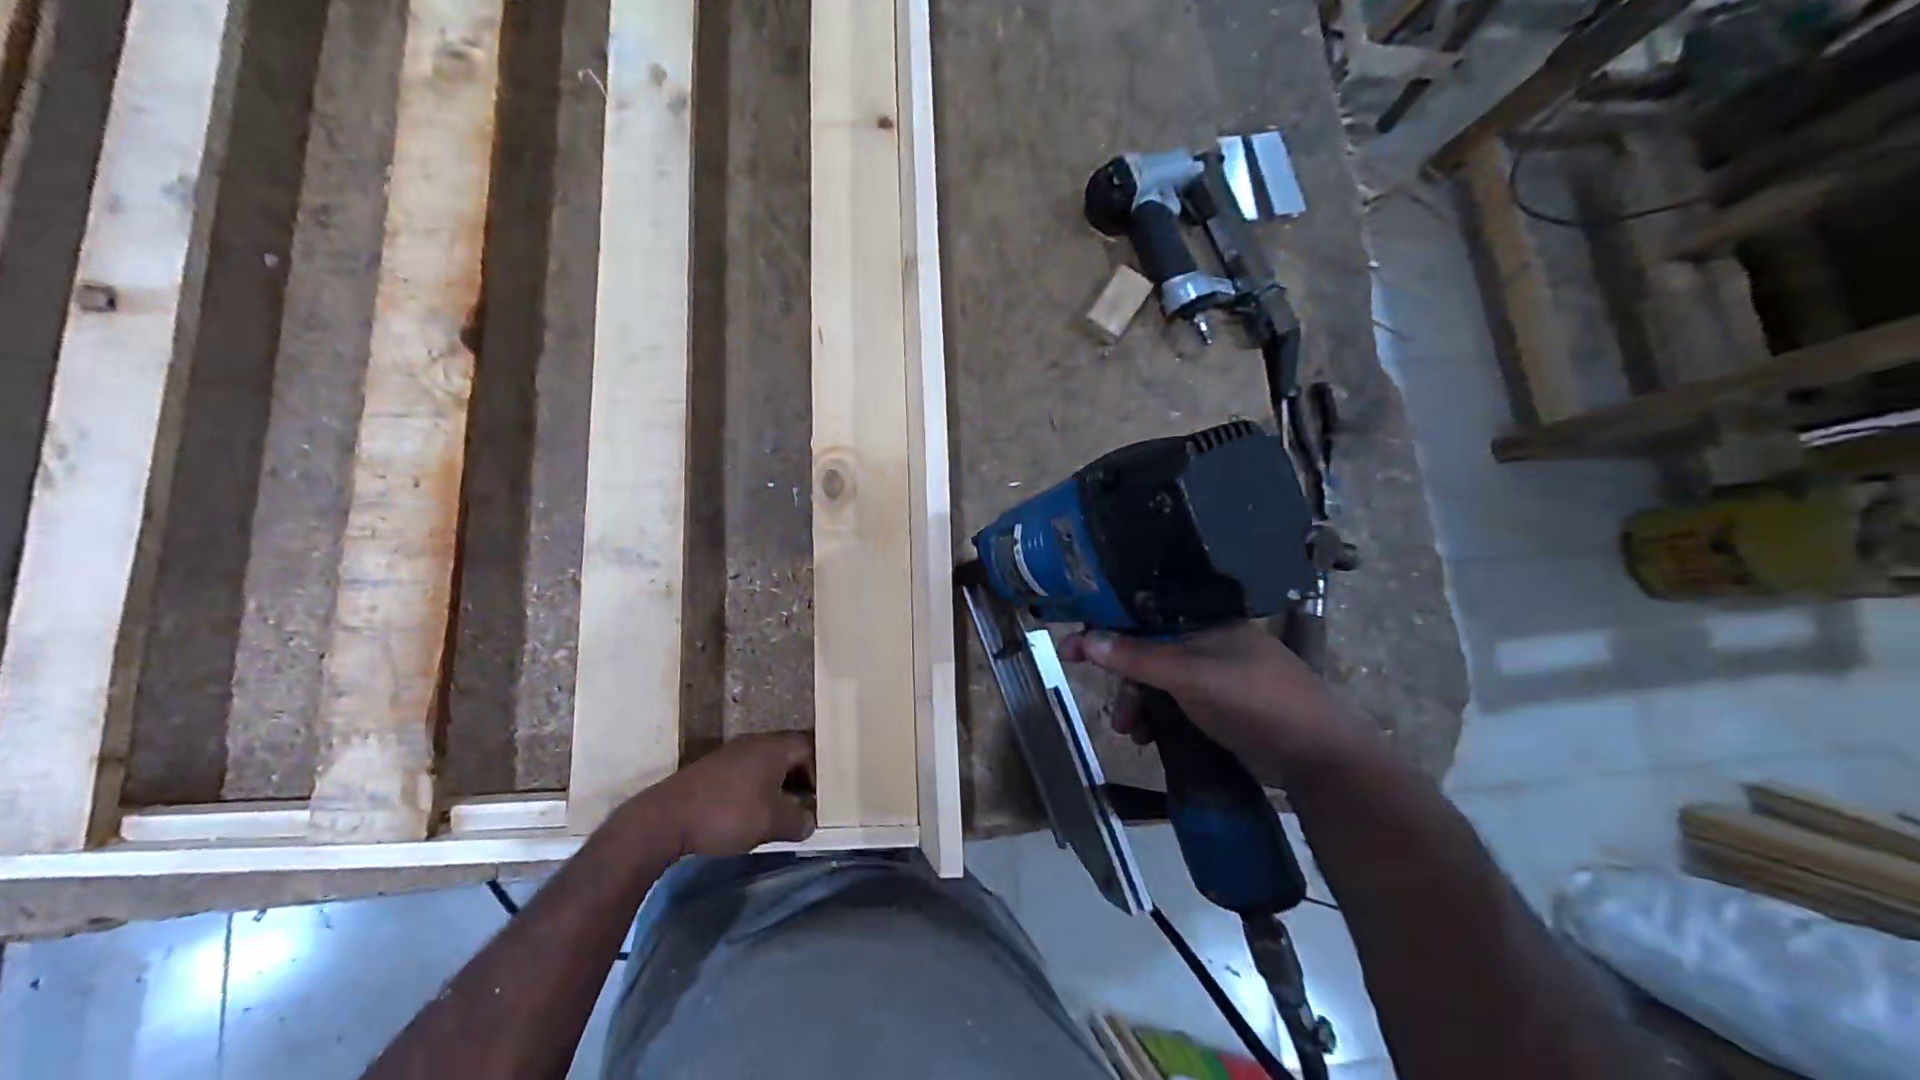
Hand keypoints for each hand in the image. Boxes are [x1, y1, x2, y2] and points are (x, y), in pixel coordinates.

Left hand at [650, 732, 815, 856]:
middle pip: (788, 754)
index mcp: (773, 747)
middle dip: (801, 779)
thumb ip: (798, 821)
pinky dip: (757, 790)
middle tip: (808, 804)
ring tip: (782, 812)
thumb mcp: (772, 822)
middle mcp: (754, 743)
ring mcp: (730, 754)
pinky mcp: (713, 770)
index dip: (821, 771)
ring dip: (778, 786)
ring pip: (766, 765)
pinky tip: (753, 813)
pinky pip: (747, 774)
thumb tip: (808, 821)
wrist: (666, 819)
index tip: (823, 796)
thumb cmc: (727, 813)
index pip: (809, 747)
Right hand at [1058, 622, 1375, 783]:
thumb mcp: (1189, 676)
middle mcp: (1210, 642)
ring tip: (1131, 733)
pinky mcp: (1222, 706)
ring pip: (1159, 682)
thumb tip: (1083, 638)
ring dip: (1138, 705)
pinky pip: (1176, 704)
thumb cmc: (1254, 701)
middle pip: (1148, 653)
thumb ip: (1136, 657)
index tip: (1072, 649)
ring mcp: (1217, 676)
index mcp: (1207, 621)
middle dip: (1125, 683)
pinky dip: (1158, 719)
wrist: (1318, 757)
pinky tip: (1149, 739)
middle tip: (1114, 713)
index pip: (1145, 616)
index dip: (1107, 631)